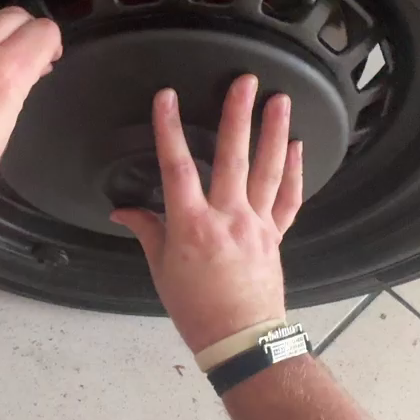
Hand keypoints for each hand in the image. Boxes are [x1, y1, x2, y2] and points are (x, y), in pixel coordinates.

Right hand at [110, 76, 304, 352]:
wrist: (241, 338)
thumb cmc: (195, 306)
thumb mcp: (161, 268)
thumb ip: (146, 231)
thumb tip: (123, 211)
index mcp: (191, 225)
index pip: (176, 168)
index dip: (168, 130)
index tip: (166, 98)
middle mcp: (227, 217)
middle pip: (232, 157)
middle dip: (238, 116)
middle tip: (245, 82)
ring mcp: (257, 224)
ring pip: (267, 170)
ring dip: (273, 132)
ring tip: (280, 100)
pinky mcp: (275, 235)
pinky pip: (288, 198)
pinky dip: (294, 171)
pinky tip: (296, 146)